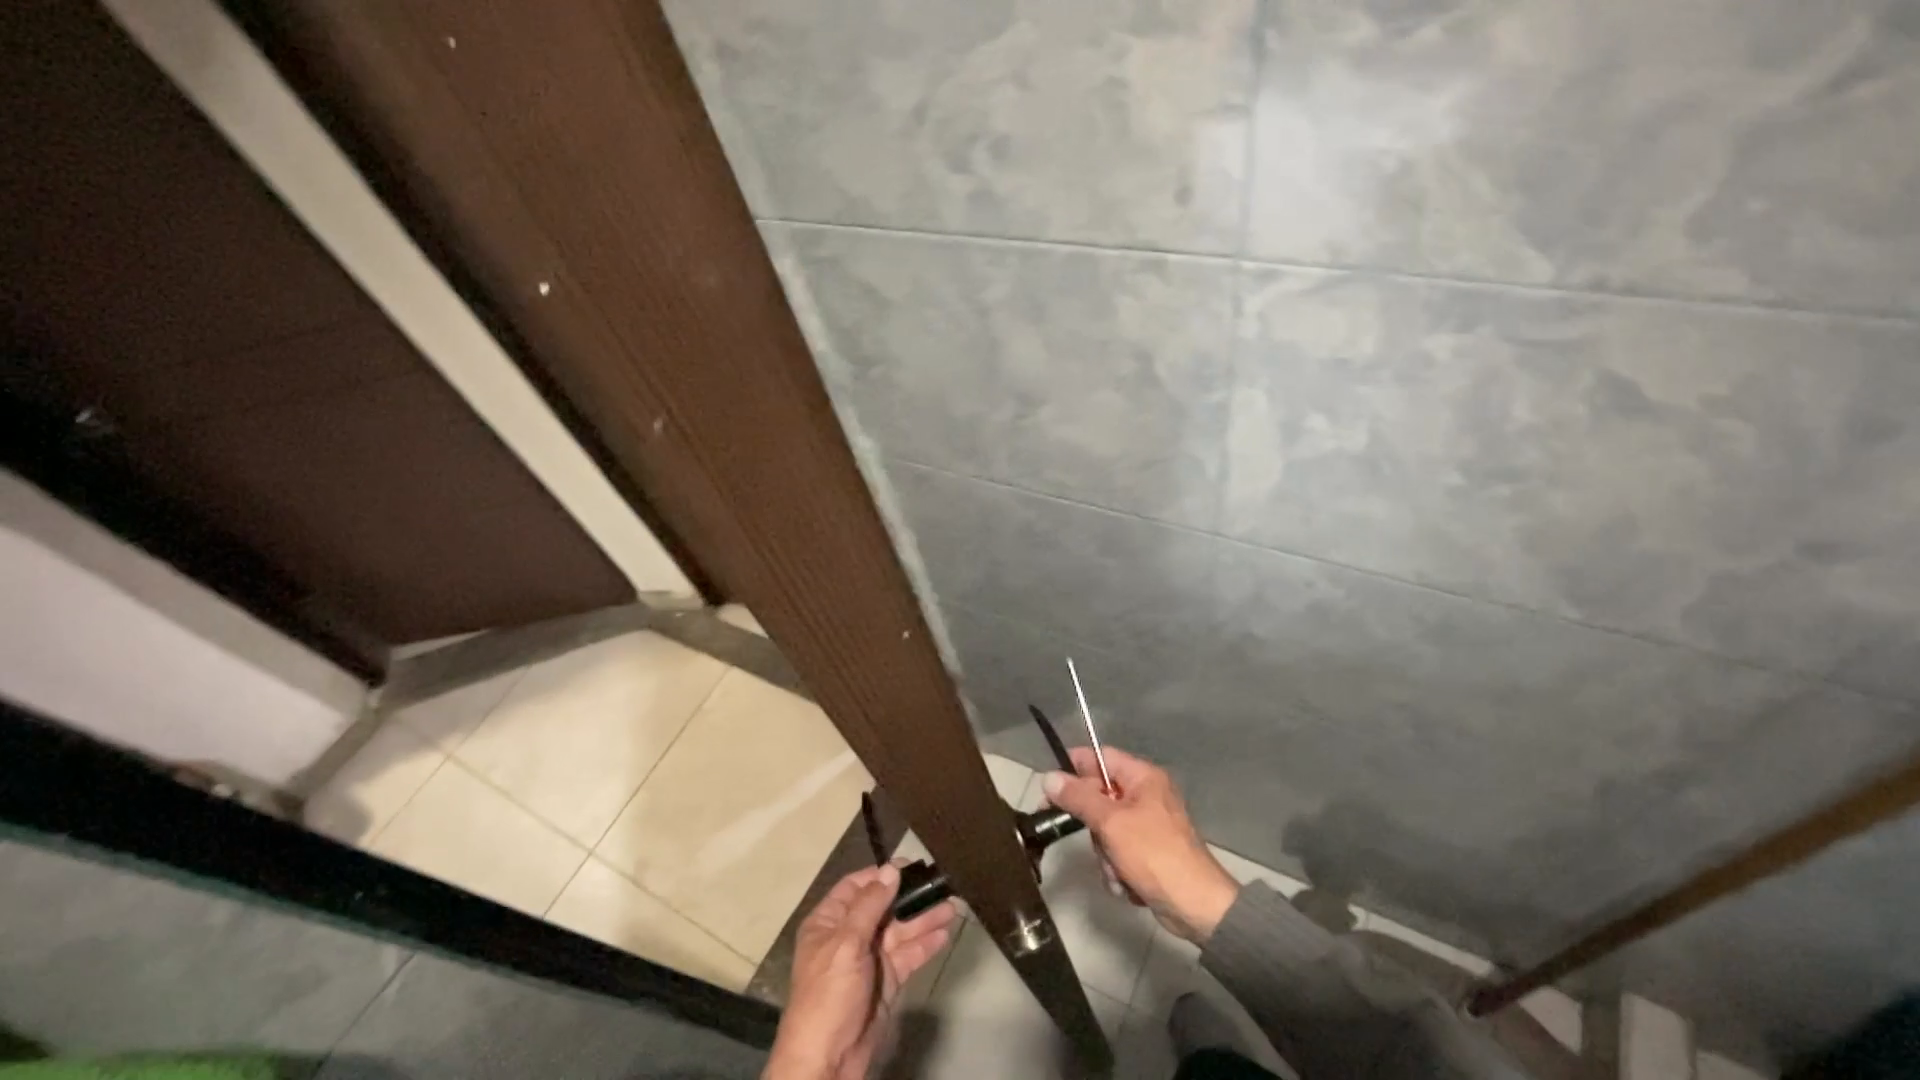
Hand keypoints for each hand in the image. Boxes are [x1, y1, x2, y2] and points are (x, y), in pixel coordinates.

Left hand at [764, 863, 957, 1079]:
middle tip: (941, 883)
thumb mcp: (845, 945)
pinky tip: (944, 934)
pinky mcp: (886, 981)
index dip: (881, 876)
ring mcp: (869, 960)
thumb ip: (869, 906)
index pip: (855, 888)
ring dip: (923, 919)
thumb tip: (890, 870)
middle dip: (910, 897)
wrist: (828, 1058)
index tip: (911, 866)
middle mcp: (848, 936)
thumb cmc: (829, 994)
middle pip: (882, 908)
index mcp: (828, 922)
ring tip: (952, 906)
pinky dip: (925, 945)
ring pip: (899, 932)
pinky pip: (907, 956)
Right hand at [1043, 746, 1239, 944]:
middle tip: (1089, 838)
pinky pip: (1117, 853)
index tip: (1049, 785)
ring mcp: (1148, 826)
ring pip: (1105, 830)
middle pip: (1099, 797)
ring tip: (1118, 870)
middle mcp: (1147, 796)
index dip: (1074, 766)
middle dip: (1093, 826)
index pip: (1101, 757)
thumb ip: (1077, 797)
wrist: (1194, 905)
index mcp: (1143, 777)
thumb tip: (1048, 777)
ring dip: (1105, 855)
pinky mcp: (1148, 853)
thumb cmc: (1154, 854)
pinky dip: (1117, 869)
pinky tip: (1127, 884)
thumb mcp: (1110, 822)